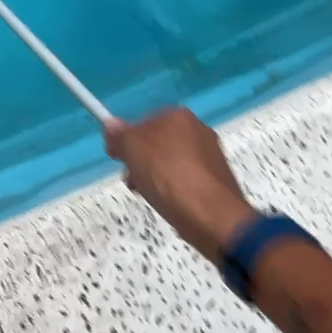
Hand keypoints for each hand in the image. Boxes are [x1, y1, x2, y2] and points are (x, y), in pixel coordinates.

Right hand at [104, 105, 260, 261]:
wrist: (212, 216)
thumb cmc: (167, 175)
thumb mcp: (131, 150)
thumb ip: (119, 135)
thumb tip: (112, 125)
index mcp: (178, 116)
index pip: (143, 122)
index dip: (127, 140)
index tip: (118, 159)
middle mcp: (199, 130)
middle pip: (158, 142)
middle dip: (142, 160)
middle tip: (133, 179)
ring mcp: (212, 156)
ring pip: (172, 163)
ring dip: (156, 177)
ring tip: (150, 196)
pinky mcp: (219, 180)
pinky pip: (188, 179)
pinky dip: (176, 189)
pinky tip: (170, 203)